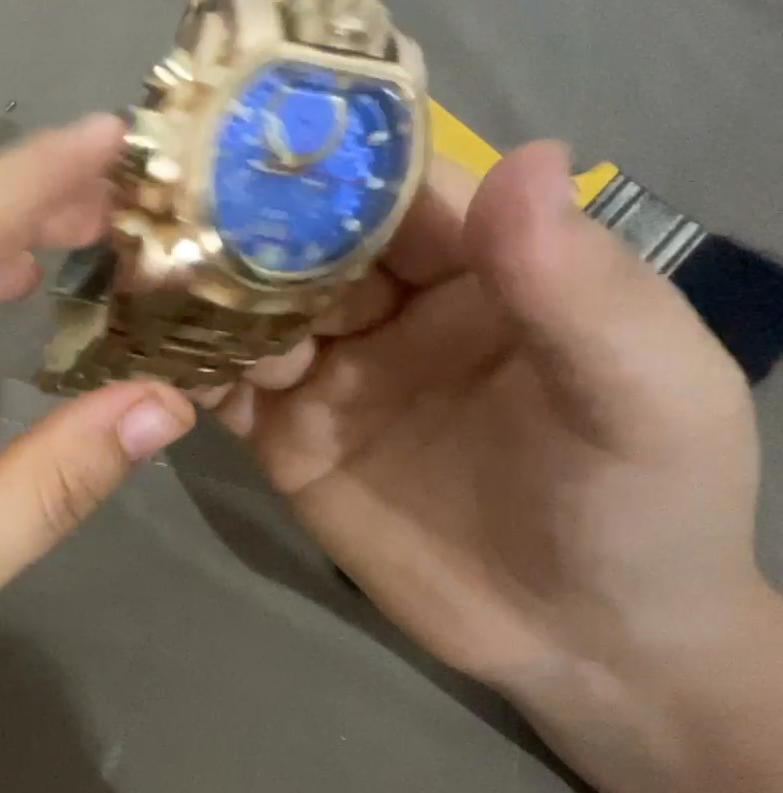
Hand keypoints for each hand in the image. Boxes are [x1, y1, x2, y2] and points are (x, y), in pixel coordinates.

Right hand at [188, 142, 768, 696]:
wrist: (573, 636)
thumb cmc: (641, 506)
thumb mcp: (646, 393)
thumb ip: (579, 289)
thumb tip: (512, 163)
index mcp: (490, 274)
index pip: (403, 201)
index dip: (337, 176)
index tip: (254, 156)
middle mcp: (397, 314)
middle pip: (306, 253)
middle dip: (243, 238)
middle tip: (167, 232)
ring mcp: (331, 378)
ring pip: (252, 318)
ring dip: (203, 305)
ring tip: (146, 295)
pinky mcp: (283, 439)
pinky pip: (225, 394)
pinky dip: (186, 374)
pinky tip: (146, 365)